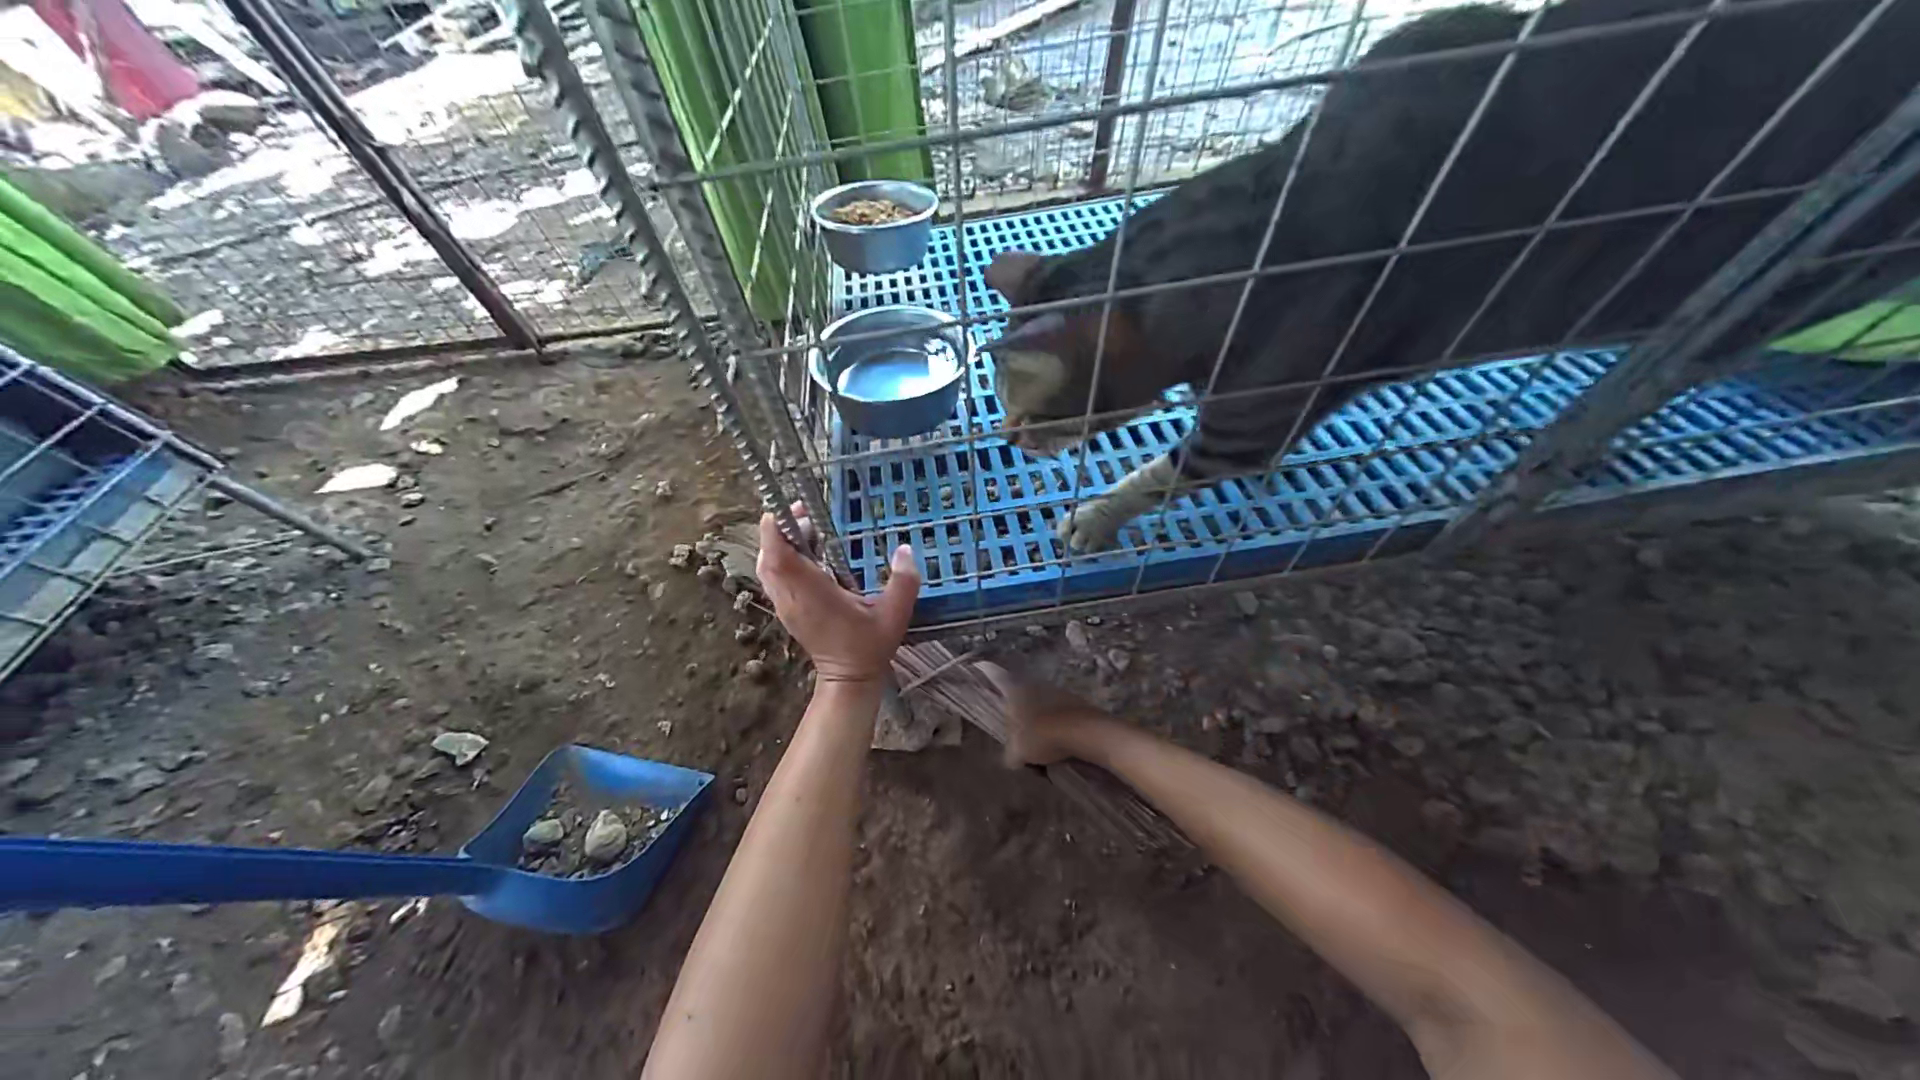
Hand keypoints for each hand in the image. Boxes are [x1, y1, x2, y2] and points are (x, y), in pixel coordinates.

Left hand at [756, 504, 919, 684]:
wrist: (849, 680)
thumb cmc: (870, 647)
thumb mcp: (895, 613)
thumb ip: (903, 581)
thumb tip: (905, 550)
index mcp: (813, 595)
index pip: (780, 557)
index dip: (778, 530)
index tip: (795, 510)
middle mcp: (792, 598)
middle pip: (768, 557)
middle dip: (780, 530)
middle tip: (806, 515)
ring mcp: (786, 605)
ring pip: (767, 566)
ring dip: (779, 544)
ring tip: (807, 530)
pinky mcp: (787, 609)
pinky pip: (774, 577)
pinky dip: (782, 558)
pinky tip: (808, 554)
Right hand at [980, 662, 1111, 766]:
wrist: (1086, 733)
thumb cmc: (1042, 737)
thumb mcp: (1017, 752)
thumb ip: (1010, 753)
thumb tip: (1012, 756)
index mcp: (1015, 691)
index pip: (997, 676)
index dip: (987, 670)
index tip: (979, 665)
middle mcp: (1035, 685)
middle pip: (1019, 694)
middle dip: (1017, 710)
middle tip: (1016, 732)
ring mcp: (1057, 691)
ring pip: (1040, 704)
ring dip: (1038, 719)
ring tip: (1040, 744)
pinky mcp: (1075, 702)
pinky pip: (1058, 713)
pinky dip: (1055, 724)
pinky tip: (1059, 743)